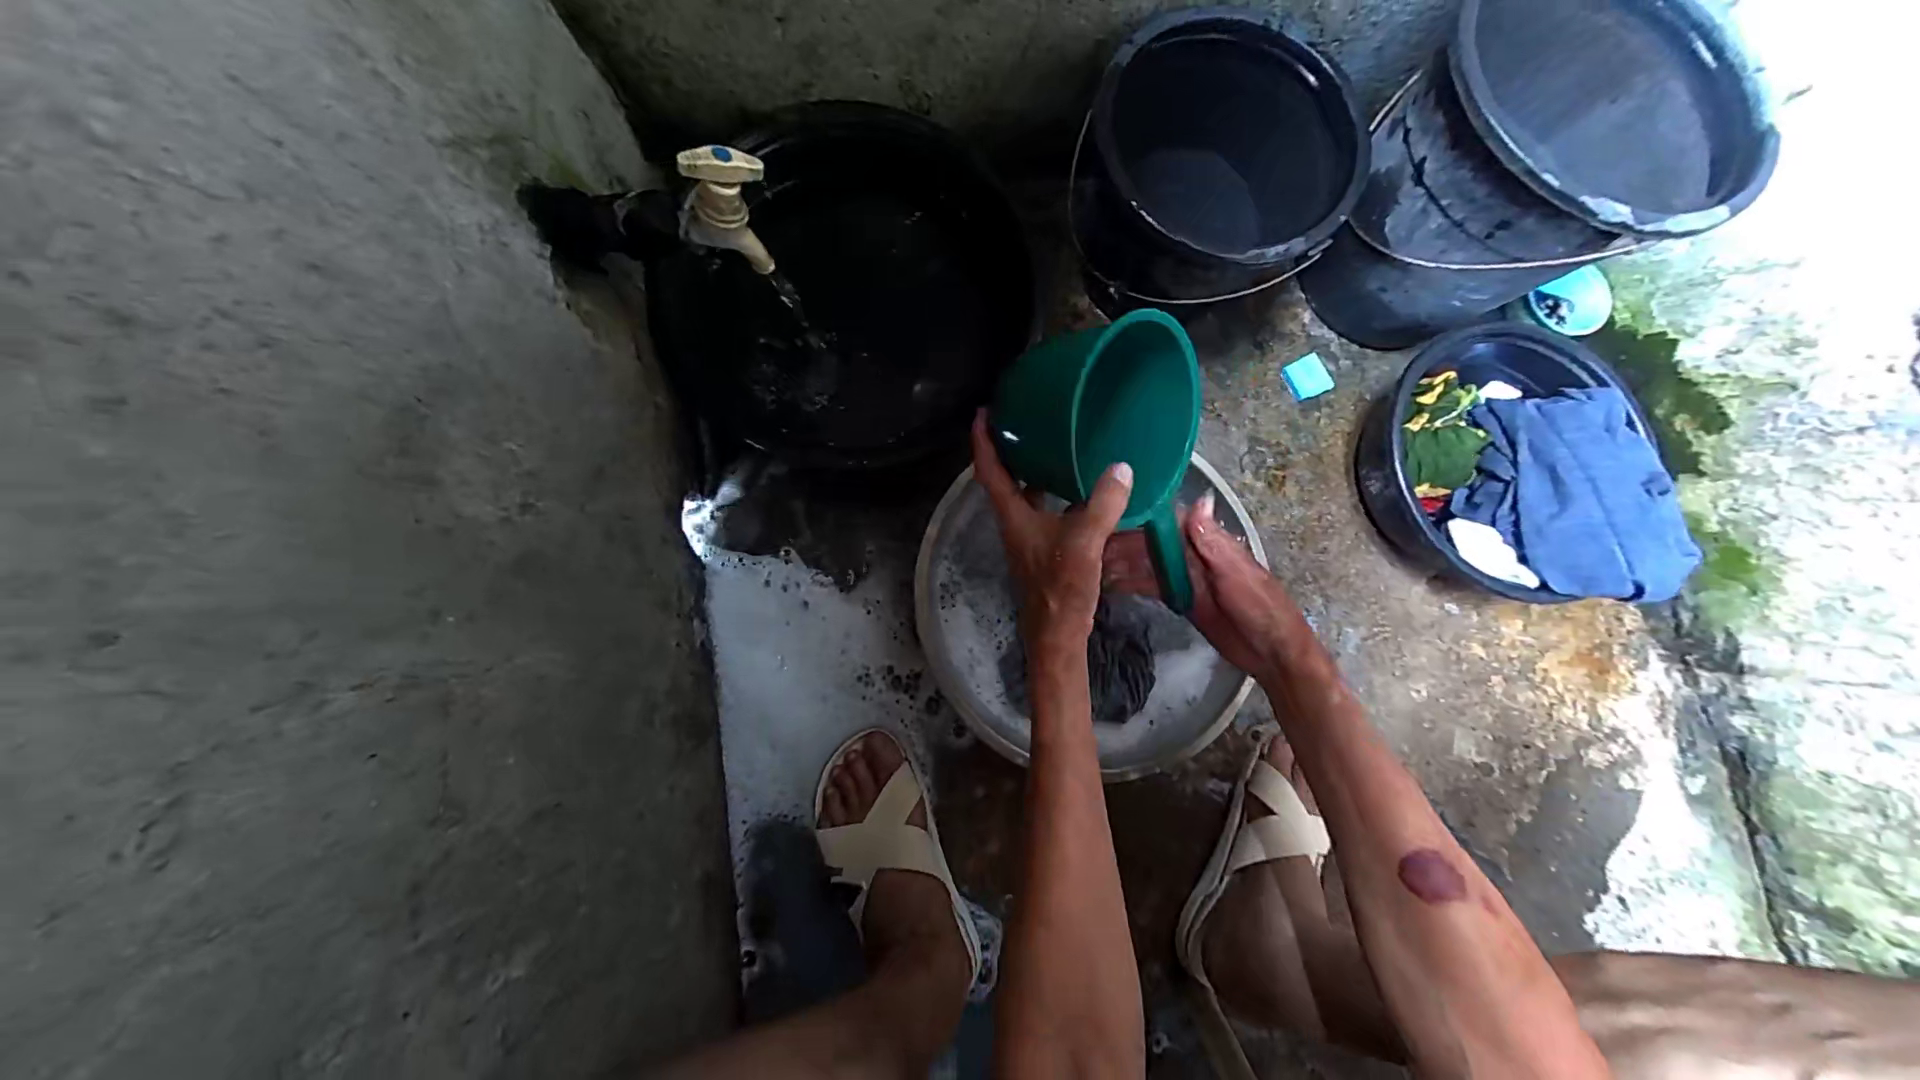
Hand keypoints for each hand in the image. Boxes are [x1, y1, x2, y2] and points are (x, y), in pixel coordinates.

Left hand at [971, 411, 1132, 655]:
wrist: (1058, 634)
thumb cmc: (1061, 587)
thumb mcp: (1084, 541)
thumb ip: (1103, 503)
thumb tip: (1121, 468)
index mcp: (1013, 515)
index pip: (988, 469)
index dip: (983, 440)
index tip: (983, 412)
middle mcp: (1014, 523)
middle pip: (1003, 479)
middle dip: (1009, 449)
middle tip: (1025, 421)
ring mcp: (1027, 537)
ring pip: (1024, 495)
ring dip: (1032, 471)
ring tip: (1053, 446)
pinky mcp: (1043, 549)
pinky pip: (1043, 510)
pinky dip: (1054, 494)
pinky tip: (1078, 488)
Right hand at [1102, 493, 1296, 679]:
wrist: (1273, 653)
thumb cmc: (1261, 609)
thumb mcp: (1236, 573)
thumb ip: (1213, 541)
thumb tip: (1199, 499)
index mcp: (1208, 543)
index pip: (1166, 522)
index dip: (1137, 517)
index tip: (1106, 515)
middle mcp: (1193, 555)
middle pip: (1150, 544)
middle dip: (1119, 544)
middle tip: (1085, 549)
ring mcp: (1186, 577)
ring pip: (1146, 565)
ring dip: (1119, 565)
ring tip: (1088, 567)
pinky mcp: (1182, 599)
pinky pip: (1151, 586)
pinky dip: (1130, 584)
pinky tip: (1106, 585)